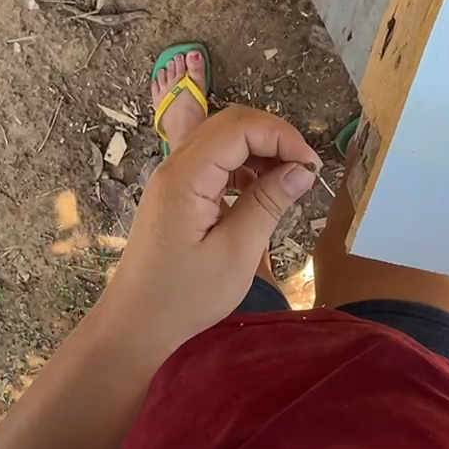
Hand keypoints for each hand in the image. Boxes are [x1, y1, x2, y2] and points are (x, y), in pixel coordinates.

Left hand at [94, 105, 319, 356]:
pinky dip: (241, 168)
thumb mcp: (236, 252)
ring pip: (220, 141)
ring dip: (258, 151)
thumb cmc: (186, 296)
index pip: (238, 128)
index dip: (281, 136)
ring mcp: (172, 179)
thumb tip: (302, 168)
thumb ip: (268, 203)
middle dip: (272, 137)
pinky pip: (212, 164)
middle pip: (228, 125)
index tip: (311, 164)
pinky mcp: (175, 194)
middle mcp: (174, 167)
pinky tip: (259, 194)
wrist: (137, 322)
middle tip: (304, 168)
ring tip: (287, 181)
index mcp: (185, 177)